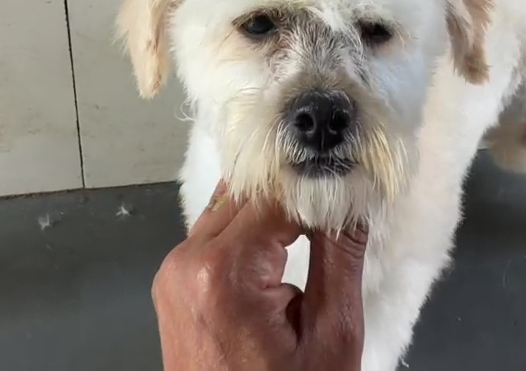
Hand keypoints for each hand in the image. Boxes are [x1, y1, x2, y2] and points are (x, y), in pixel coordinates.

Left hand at [152, 183, 367, 370]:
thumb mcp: (331, 335)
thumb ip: (341, 256)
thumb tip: (352, 197)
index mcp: (226, 270)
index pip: (276, 194)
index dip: (314, 190)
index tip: (344, 196)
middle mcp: (188, 261)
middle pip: (249, 194)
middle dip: (290, 199)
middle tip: (330, 215)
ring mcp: (173, 271)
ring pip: (229, 206)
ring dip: (267, 212)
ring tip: (307, 232)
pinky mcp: (173, 282)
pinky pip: (213, 232)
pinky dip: (245, 231)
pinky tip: (277, 248)